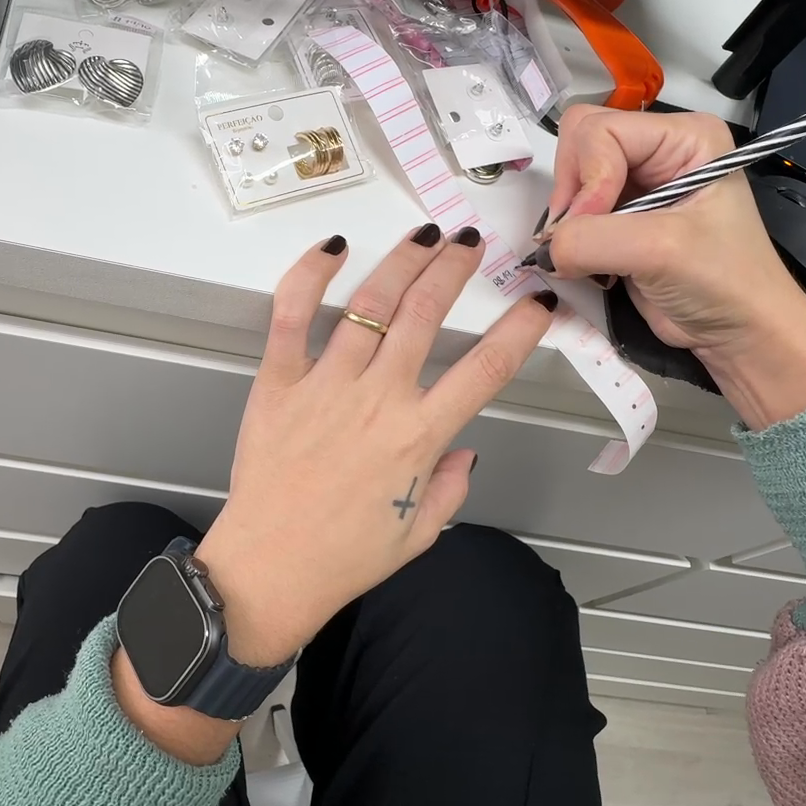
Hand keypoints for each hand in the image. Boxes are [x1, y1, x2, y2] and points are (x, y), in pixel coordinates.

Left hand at [195, 226, 558, 666]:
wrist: (268, 571)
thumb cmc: (344, 559)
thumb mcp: (418, 534)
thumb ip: (451, 486)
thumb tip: (466, 448)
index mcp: (419, 437)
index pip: (486, 368)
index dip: (521, 328)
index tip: (537, 301)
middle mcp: (378, 399)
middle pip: (427, 313)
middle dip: (455, 268)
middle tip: (472, 243)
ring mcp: (326, 385)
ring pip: (372, 303)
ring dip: (403, 259)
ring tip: (425, 234)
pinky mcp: (278, 382)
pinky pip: (291, 316)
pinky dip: (309, 275)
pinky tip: (332, 248)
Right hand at [538, 106, 805, 428]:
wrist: (738, 332)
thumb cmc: (722, 281)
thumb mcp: (660, 250)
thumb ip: (592, 239)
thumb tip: (545, 246)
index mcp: (683, 136)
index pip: (600, 131)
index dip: (587, 178)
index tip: (590, 227)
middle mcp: (658, 149)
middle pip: (578, 143)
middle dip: (571, 192)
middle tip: (580, 239)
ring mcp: (637, 182)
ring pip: (570, 179)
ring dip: (569, 220)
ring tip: (588, 256)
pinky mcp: (619, 216)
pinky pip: (572, 211)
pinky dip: (568, 238)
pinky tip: (589, 263)